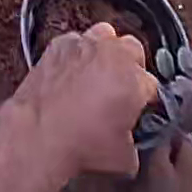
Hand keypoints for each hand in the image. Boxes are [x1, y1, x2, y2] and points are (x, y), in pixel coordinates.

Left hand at [6, 23, 158, 179]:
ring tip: (101, 71)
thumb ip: (135, 140)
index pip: (151, 84)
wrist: (40, 129)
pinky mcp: (60, 42)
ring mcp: (84, 43)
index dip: (147, 98)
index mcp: (133, 79)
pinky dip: (79, 52)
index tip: (140, 107)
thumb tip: (129, 136)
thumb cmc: (82, 142)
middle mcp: (110, 53)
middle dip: (132, 65)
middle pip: (133, 48)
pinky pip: (76, 40)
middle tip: (123, 86)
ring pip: (105, 34)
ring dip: (107, 49)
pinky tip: (75, 70)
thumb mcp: (123, 157)